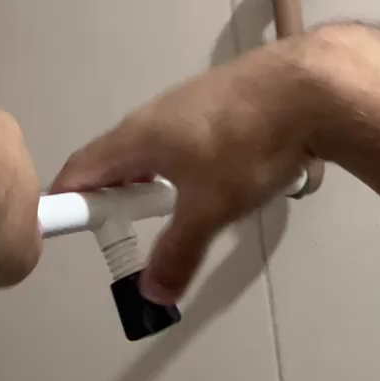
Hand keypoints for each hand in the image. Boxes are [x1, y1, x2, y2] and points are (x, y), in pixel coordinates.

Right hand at [50, 33, 336, 303]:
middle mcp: (153, 115)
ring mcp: (187, 104)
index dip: (66, 201)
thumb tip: (152, 294)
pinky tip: (211, 182)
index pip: (79, 170)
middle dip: (112, 198)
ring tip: (170, 213)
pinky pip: (182, 140)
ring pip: (152, 149)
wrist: (313, 86)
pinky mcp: (220, 101)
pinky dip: (180, 168)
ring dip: (149, 183)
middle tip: (125, 236)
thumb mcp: (209, 210)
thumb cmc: (246, 146)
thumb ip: (177, 253)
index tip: (66, 231)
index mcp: (136, 138)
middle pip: (114, 160)